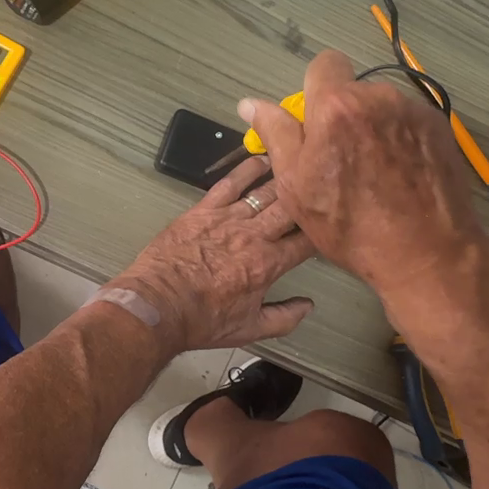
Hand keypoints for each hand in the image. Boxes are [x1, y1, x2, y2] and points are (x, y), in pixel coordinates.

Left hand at [106, 156, 316, 352]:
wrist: (158, 306)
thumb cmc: (203, 320)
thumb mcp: (249, 330)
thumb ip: (284, 318)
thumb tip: (309, 305)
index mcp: (269, 264)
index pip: (306, 242)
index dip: (322, 232)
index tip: (330, 225)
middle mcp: (254, 235)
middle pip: (290, 209)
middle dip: (306, 198)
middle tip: (318, 187)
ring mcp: (229, 218)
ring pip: (264, 192)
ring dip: (283, 180)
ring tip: (298, 168)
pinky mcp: (204, 209)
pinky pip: (230, 183)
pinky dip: (247, 169)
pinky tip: (262, 159)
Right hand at [240, 51, 488, 384]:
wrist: (427, 254)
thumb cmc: (352, 225)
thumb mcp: (296, 186)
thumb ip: (275, 134)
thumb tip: (251, 103)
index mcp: (337, 106)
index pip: (324, 63)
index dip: (316, 88)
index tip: (316, 121)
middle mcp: (378, 97)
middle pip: (353, 89)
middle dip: (343, 114)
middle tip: (341, 158)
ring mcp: (413, 112)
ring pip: (382, 107)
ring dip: (373, 126)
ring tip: (374, 172)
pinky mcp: (440, 128)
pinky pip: (408, 121)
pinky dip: (400, 139)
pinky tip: (400, 175)